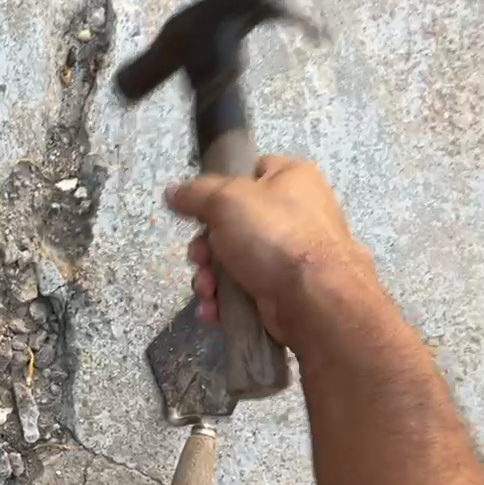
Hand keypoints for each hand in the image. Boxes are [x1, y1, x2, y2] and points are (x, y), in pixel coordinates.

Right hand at [165, 156, 381, 351]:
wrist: (312, 296)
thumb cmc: (273, 236)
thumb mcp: (227, 201)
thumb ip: (195, 194)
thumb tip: (171, 192)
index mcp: (289, 179)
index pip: (247, 174)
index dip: (218, 193)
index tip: (199, 214)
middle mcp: (291, 214)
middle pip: (229, 227)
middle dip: (205, 251)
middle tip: (200, 261)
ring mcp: (285, 255)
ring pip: (229, 264)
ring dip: (208, 281)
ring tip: (208, 292)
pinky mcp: (278, 290)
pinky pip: (239, 292)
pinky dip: (222, 302)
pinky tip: (214, 310)